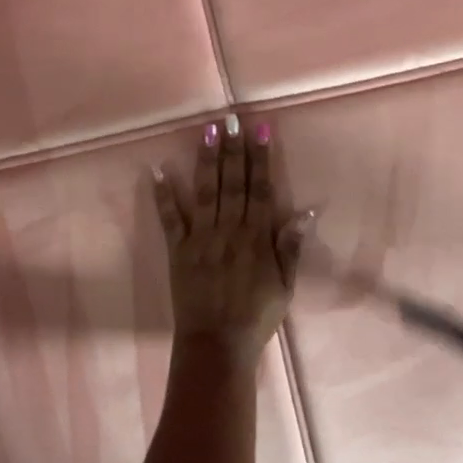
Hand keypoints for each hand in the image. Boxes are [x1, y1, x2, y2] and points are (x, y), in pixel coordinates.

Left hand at [151, 117, 309, 361]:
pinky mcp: (178, 250)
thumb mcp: (285, 285)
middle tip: (231, 119)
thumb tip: (305, 212)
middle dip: (233, 149)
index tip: (261, 130)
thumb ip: (291, 247)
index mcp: (257, 237)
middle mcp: (229, 230)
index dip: (261, 158)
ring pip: (205, 191)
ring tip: (206, 131)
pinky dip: (163, 194)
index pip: (261, 189)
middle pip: (233, 182)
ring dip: (205, 160)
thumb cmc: (257, 316)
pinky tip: (157, 170)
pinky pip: (170, 218)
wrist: (218, 343)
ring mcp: (201, 238)